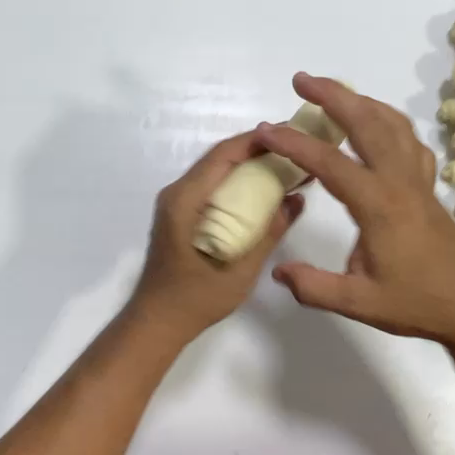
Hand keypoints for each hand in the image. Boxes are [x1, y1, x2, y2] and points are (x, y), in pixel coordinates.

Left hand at [125, 129, 302, 339]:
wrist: (157, 321)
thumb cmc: (196, 297)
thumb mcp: (241, 267)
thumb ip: (269, 230)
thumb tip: (297, 199)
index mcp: (186, 199)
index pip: (224, 154)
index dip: (258, 140)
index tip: (292, 133)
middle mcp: (177, 193)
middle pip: (220, 158)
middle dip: (258, 151)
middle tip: (297, 148)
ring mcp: (176, 205)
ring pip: (216, 173)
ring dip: (248, 167)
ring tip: (286, 167)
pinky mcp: (180, 217)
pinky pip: (211, 189)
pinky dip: (237, 185)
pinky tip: (263, 192)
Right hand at [256, 73, 454, 354]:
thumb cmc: (419, 305)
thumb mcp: (359, 302)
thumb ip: (314, 287)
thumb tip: (279, 271)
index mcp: (379, 206)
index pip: (330, 163)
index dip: (294, 143)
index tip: (266, 130)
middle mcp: (400, 183)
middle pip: (367, 123)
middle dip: (333, 95)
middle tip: (301, 80)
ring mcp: (419, 183)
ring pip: (393, 125)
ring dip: (362, 102)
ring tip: (334, 94)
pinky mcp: (430, 191)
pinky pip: (410, 142)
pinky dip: (390, 123)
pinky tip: (377, 129)